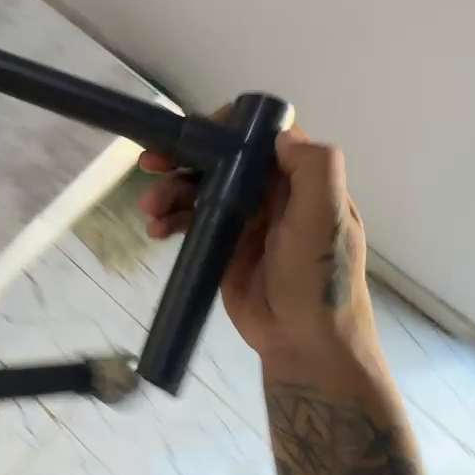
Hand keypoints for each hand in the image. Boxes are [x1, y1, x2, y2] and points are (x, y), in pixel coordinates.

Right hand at [139, 122, 383, 382]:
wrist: (303, 343)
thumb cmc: (318, 280)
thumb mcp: (325, 220)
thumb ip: (313, 170)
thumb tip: (280, 133)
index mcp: (299, 183)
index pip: (260, 139)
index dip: (225, 130)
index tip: (195, 134)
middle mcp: (271, 195)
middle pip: (220, 161)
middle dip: (183, 159)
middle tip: (151, 162)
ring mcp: (244, 220)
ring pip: (198, 190)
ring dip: (169, 192)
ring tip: (149, 208)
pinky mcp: (222, 246)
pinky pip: (189, 221)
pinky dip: (169, 220)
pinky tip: (156, 231)